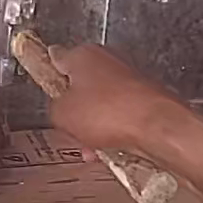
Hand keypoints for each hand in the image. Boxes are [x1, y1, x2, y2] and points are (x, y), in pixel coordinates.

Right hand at [47, 44, 202, 166]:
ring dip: (92, 124)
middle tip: (67, 126)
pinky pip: (119, 114)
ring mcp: (128, 77)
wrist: (159, 127)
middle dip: (72, 108)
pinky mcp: (144, 97)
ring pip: (99, 102)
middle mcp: (106, 60)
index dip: (46, 71)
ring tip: (90, 146)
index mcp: (82, 55)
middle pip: (78, 85)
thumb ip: (53, 107)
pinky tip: (109, 148)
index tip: (42, 77)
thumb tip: (60, 108)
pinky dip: (112, 129)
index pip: (55, 58)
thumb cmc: (111, 113)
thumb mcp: (60, 115)